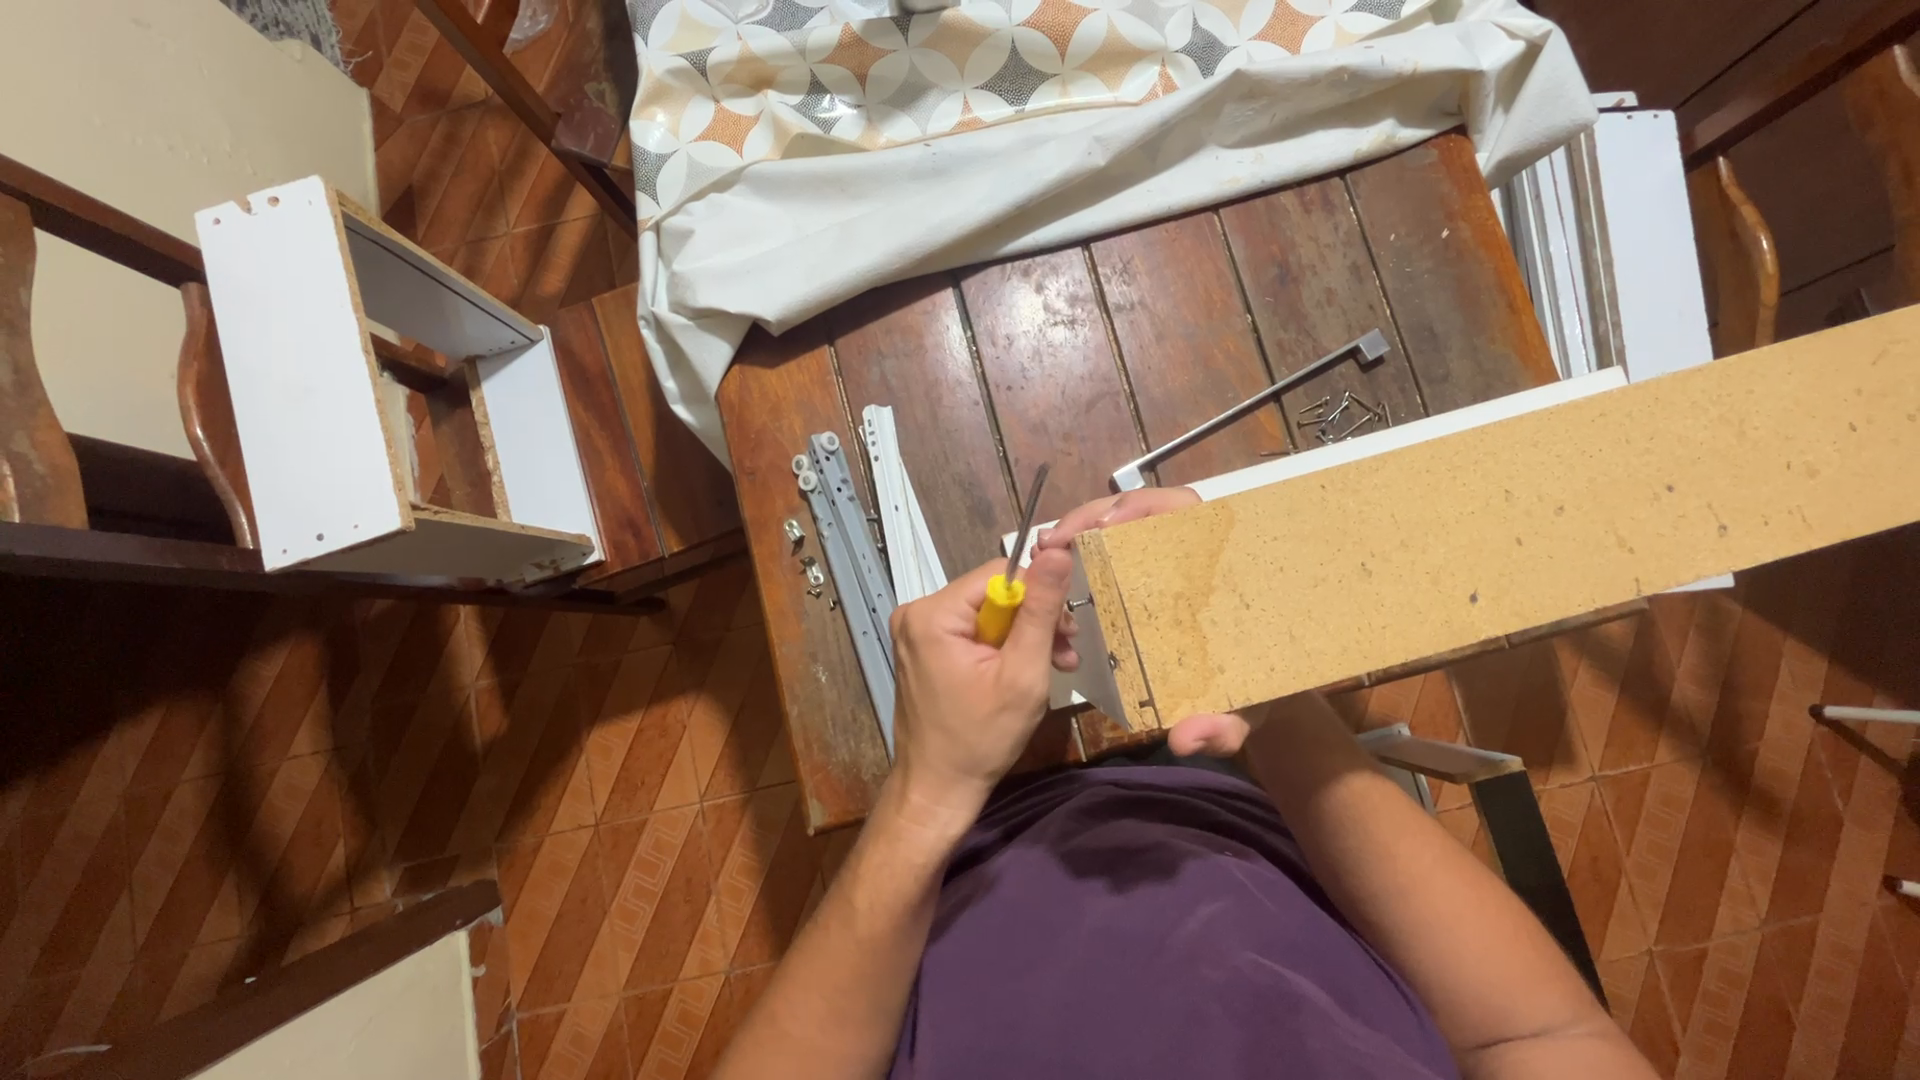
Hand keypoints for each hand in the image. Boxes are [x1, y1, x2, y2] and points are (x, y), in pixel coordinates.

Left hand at [887, 549, 1073, 826]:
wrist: (939, 789)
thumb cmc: (980, 739)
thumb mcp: (1022, 673)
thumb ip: (1040, 610)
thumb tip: (1058, 553)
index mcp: (932, 614)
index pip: (1000, 572)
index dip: (1039, 595)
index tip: (1067, 630)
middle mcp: (917, 612)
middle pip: (994, 592)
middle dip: (1035, 620)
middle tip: (1066, 653)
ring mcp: (917, 631)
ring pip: (988, 612)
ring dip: (1025, 636)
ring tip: (1057, 665)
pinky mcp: (925, 649)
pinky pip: (974, 631)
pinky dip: (1002, 648)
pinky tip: (1027, 671)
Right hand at [1035, 486, 1265, 755]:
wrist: (1256, 696)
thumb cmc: (1258, 693)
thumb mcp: (1245, 711)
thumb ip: (1223, 727)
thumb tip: (1185, 738)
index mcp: (1221, 571)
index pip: (1186, 512)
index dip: (1146, 508)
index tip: (1107, 526)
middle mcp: (1190, 556)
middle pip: (1139, 511)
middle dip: (1091, 516)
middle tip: (1052, 542)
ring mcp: (1162, 564)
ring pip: (1117, 525)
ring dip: (1078, 531)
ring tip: (1044, 553)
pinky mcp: (1141, 579)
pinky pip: (1107, 551)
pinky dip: (1078, 554)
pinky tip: (1054, 571)